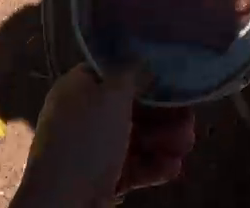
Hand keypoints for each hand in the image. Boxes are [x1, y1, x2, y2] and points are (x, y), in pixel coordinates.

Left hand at [15, 64, 194, 207]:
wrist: (60, 206)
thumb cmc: (87, 140)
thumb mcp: (112, 94)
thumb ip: (132, 71)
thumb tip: (144, 56)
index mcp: (79, 88)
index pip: (116, 71)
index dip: (145, 72)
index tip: (174, 76)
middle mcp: (84, 115)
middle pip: (133, 106)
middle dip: (165, 113)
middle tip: (189, 119)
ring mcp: (92, 149)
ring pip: (137, 137)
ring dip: (165, 139)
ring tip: (187, 145)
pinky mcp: (101, 179)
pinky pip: (132, 165)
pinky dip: (153, 165)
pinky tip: (174, 167)